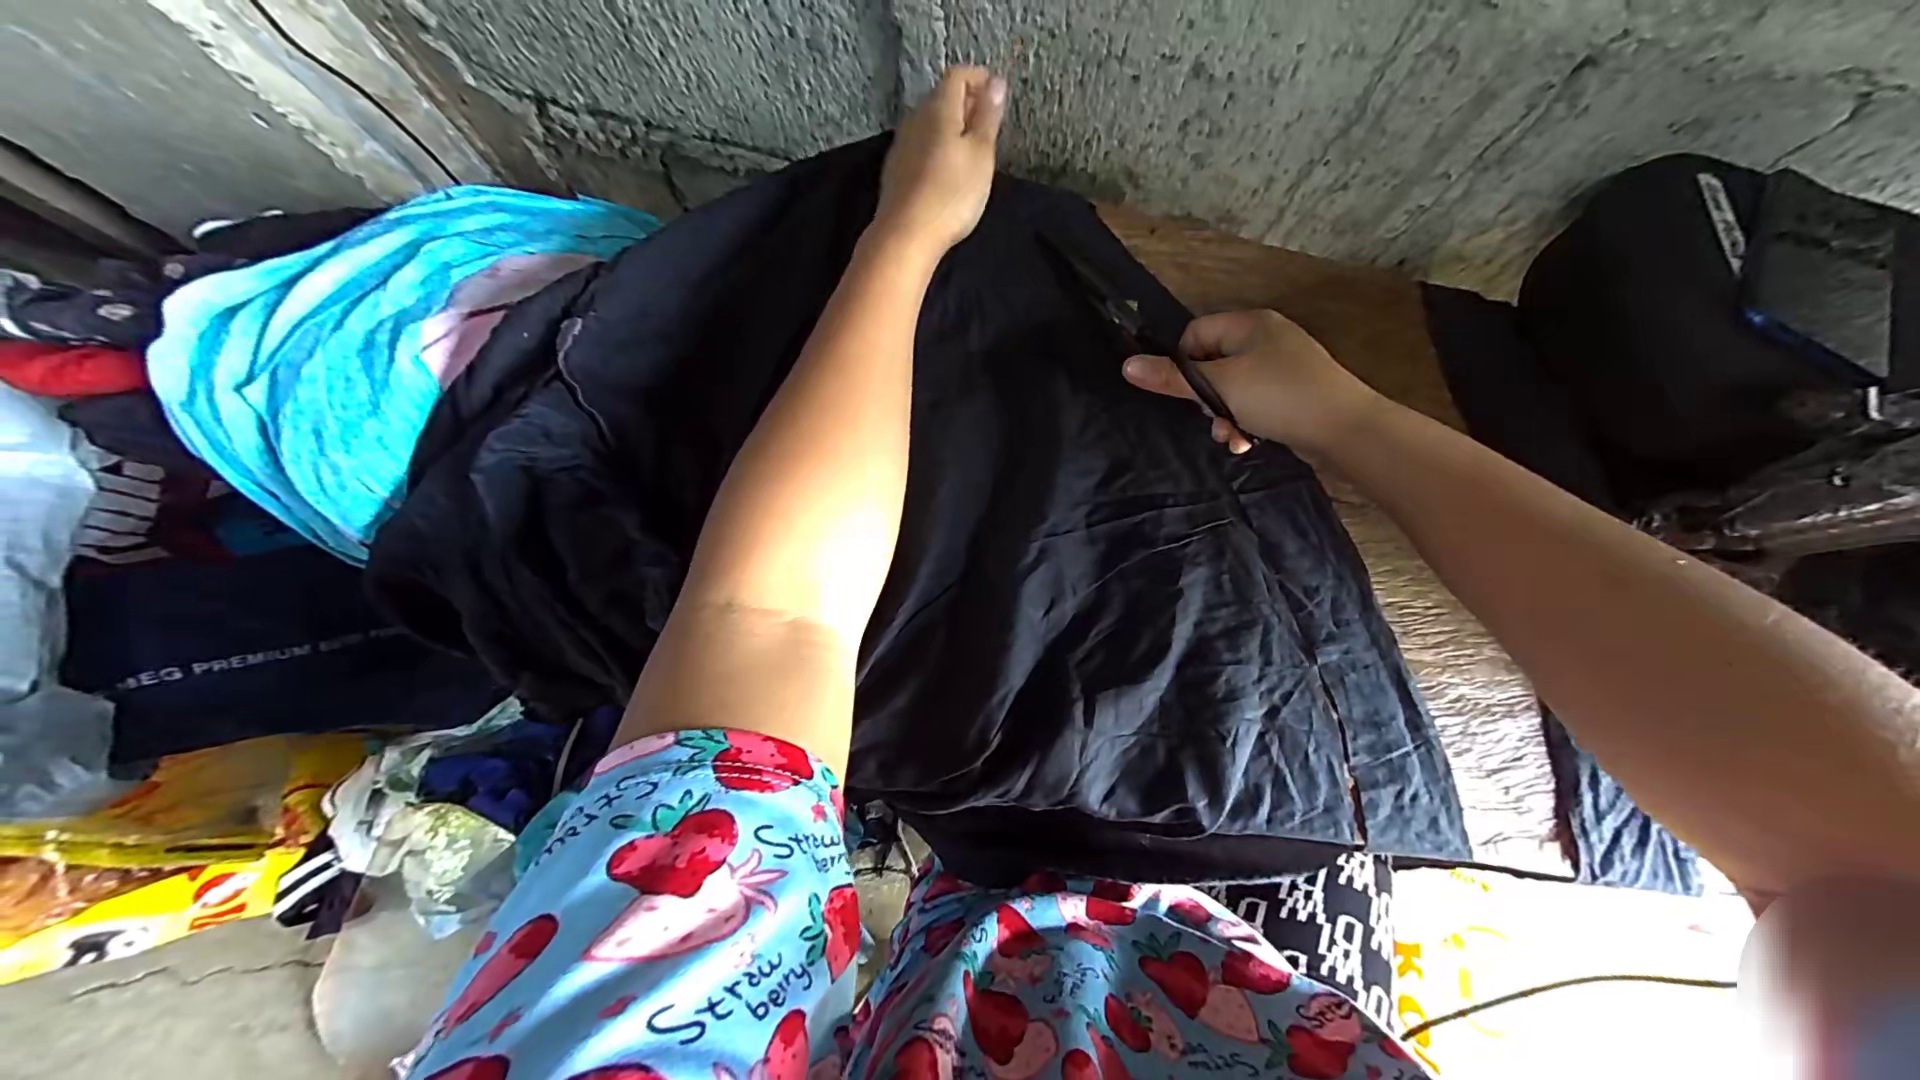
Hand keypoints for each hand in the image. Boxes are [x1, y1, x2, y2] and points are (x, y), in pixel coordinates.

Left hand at [873, 66, 1007, 256]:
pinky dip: (937, 149)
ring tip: (971, 151)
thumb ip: (988, 117)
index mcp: (938, 108)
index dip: (979, 78)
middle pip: (942, 98)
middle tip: (988, 124)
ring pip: (930, 124)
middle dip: (966, 104)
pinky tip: (947, 172)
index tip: (997, 94)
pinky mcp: (896, 172)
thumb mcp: (981, 154)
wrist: (906, 235)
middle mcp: (915, 119)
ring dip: (951, 129)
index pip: (958, 75)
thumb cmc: (951, 194)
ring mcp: (901, 146)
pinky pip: (920, 148)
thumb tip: (995, 83)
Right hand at [1120, 309, 1384, 454]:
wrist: (1345, 429)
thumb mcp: (1219, 388)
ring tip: (1230, 438)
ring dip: (1223, 417)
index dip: (1182, 364)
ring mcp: (1281, 366)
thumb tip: (1126, 366)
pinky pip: (1253, 404)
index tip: (1183, 393)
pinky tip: (1246, 443)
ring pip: (1230, 390)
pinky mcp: (1291, 393)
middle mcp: (1265, 338)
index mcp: (1249, 324)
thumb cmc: (1279, 397)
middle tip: (1212, 419)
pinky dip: (1244, 422)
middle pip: (1211, 365)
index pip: (1195, 335)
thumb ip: (1172, 378)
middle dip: (1205, 400)